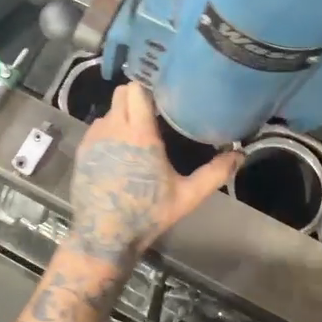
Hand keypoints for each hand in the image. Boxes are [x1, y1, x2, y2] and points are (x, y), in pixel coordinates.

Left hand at [63, 83, 240, 266]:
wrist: (104, 235)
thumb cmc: (147, 213)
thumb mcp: (186, 196)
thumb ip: (214, 174)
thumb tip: (239, 156)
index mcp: (138, 133)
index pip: (136, 89)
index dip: (148, 86)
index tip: (162, 93)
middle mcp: (113, 128)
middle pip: (121, 94)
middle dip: (136, 96)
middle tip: (153, 110)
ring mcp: (93, 138)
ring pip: (109, 111)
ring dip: (122, 115)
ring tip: (137, 133)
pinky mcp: (82, 150)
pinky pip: (97, 129)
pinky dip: (109, 132)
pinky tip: (120, 151)